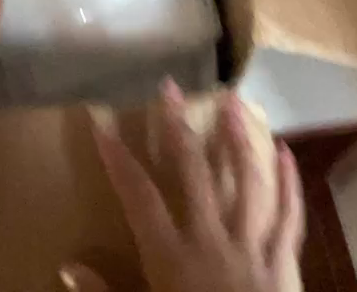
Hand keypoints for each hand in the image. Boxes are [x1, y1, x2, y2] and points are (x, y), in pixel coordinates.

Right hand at [78, 82, 304, 291]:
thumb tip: (67, 268)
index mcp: (170, 259)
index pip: (137, 197)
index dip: (117, 159)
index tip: (102, 124)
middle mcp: (210, 242)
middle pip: (192, 173)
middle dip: (178, 127)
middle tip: (171, 87)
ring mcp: (251, 251)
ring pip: (246, 182)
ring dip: (239, 139)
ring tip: (234, 102)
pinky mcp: (284, 267)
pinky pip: (289, 220)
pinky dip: (289, 185)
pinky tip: (287, 153)